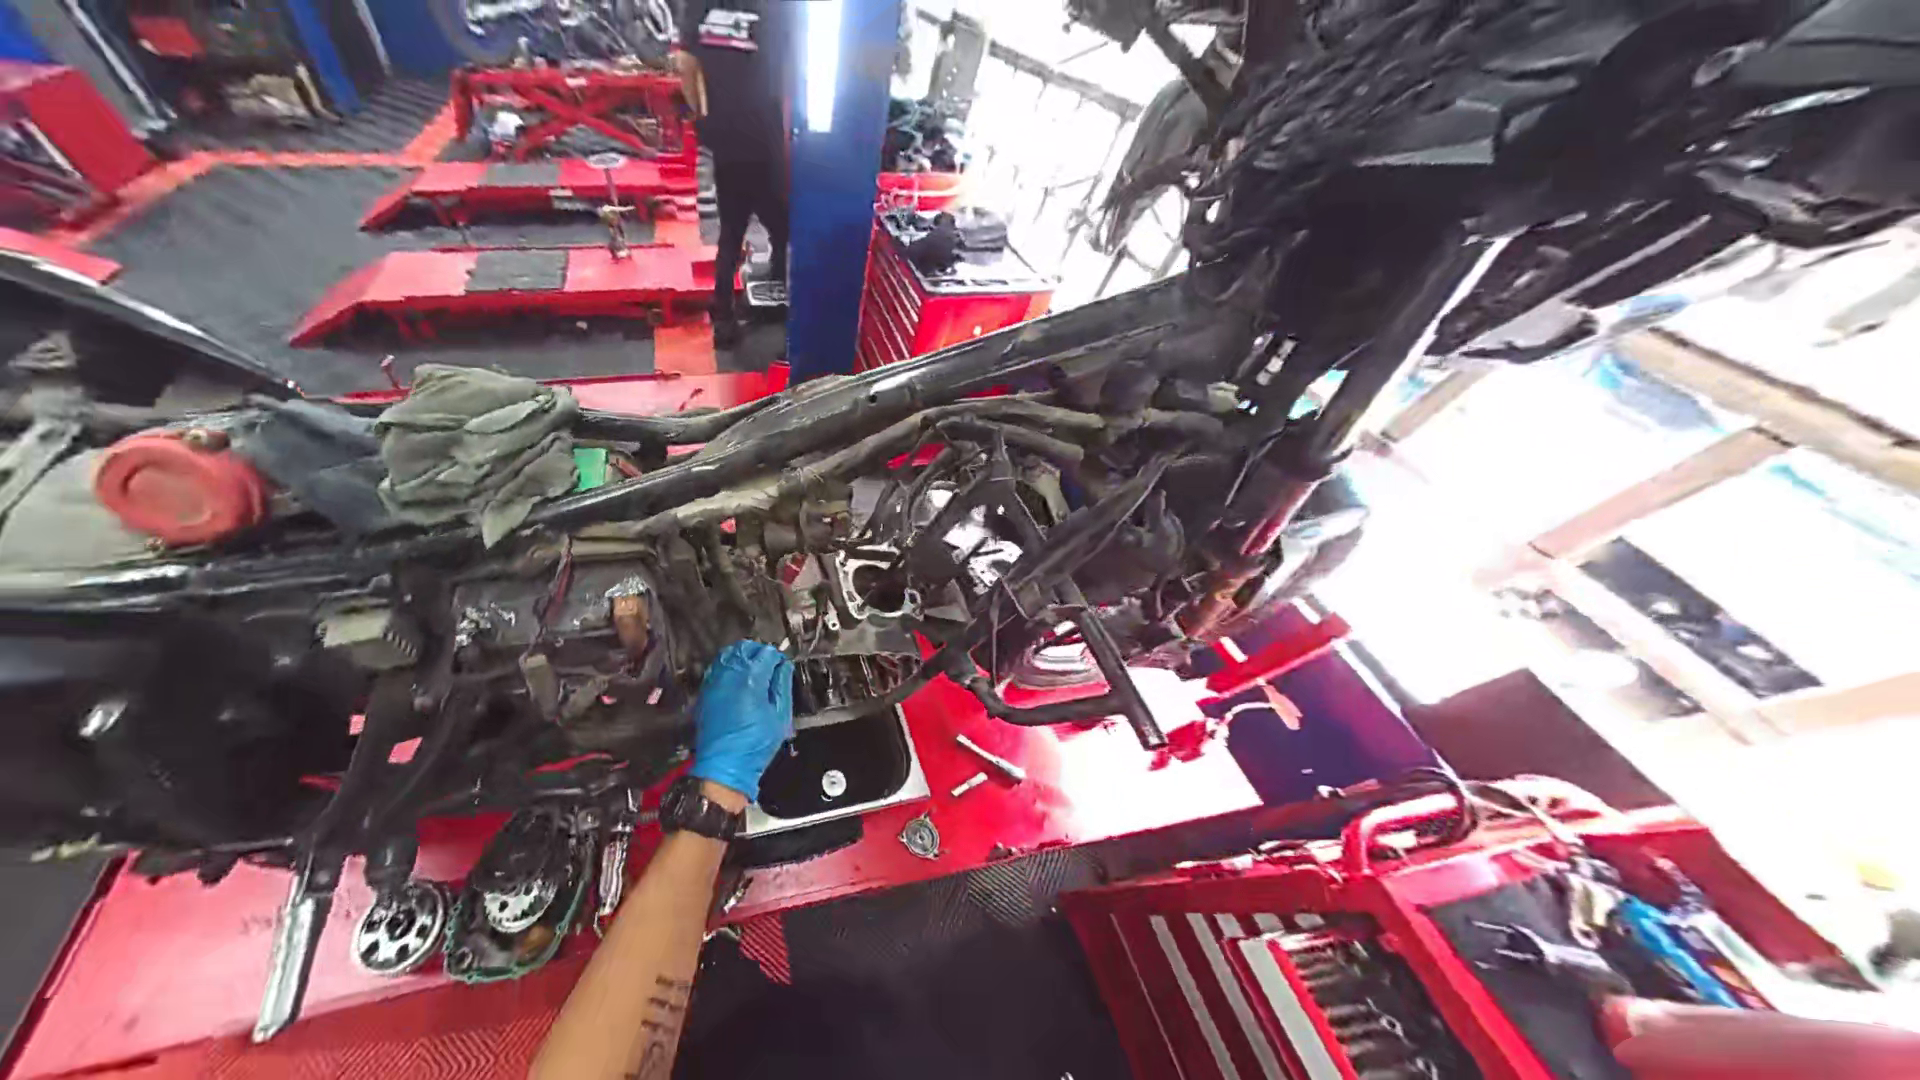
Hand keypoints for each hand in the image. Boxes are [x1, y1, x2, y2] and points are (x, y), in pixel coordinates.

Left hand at [687, 641, 792, 801]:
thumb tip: (783, 666)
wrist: (724, 766)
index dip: (776, 657)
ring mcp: (714, 683)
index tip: (781, 667)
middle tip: (768, 667)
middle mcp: (730, 675)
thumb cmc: (756, 743)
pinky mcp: (705, 692)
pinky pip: (716, 667)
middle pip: (744, 648)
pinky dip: (728, 666)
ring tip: (753, 671)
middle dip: (759, 653)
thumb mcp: (780, 715)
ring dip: (742, 657)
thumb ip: (782, 685)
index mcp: (751, 680)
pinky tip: (737, 678)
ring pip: (728, 654)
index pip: (766, 653)